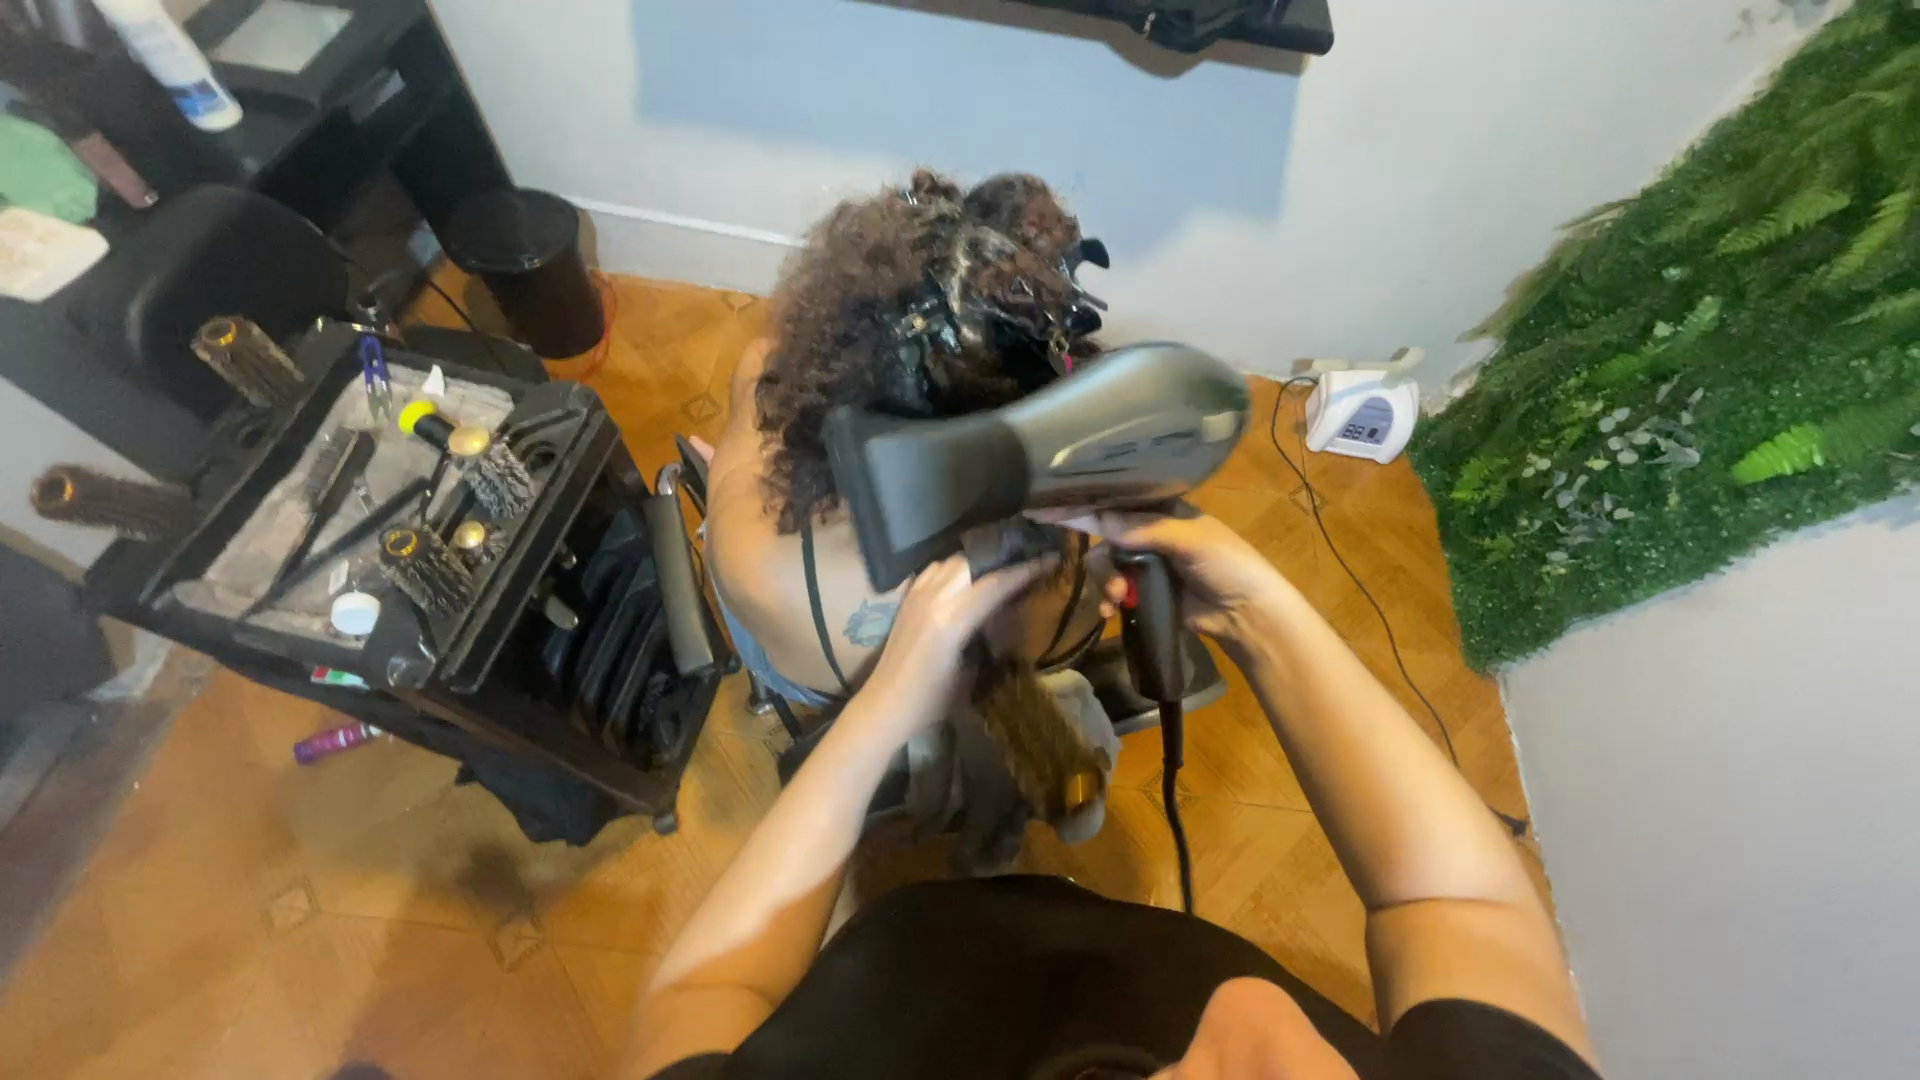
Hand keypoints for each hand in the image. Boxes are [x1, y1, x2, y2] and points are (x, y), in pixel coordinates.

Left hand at [860, 553, 1057, 731]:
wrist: (884, 705)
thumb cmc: (931, 701)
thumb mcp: (970, 673)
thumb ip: (988, 636)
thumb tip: (1007, 613)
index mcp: (952, 621)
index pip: (996, 584)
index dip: (1026, 570)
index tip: (1051, 559)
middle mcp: (934, 599)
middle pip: (976, 563)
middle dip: (1004, 559)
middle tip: (1028, 561)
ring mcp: (917, 595)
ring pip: (954, 561)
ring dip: (979, 562)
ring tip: (1000, 568)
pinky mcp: (907, 598)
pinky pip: (934, 569)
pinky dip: (954, 568)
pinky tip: (965, 579)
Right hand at [1049, 507, 1291, 646]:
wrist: (1248, 614)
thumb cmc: (1228, 564)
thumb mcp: (1191, 540)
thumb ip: (1144, 529)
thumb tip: (1098, 520)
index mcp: (1161, 510)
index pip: (1115, 502)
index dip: (1082, 505)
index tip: (1045, 507)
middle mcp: (1148, 532)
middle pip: (1103, 538)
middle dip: (1102, 561)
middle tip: (1111, 582)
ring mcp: (1145, 563)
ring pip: (1105, 566)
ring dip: (1104, 583)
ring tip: (1115, 600)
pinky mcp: (1144, 591)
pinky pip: (1112, 590)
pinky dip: (1107, 600)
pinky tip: (1111, 611)